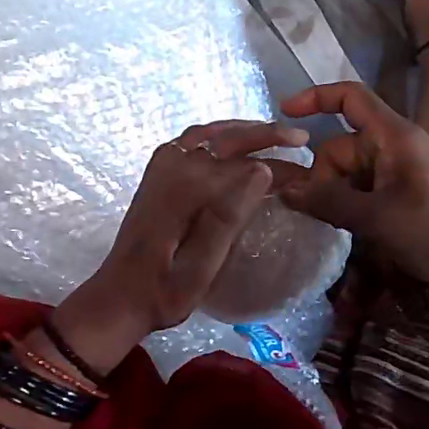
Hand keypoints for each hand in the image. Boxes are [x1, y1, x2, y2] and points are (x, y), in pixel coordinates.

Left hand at [51, 120, 306, 372]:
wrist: (119, 297)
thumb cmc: (165, 291)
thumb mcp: (203, 266)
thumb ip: (229, 216)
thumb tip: (262, 168)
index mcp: (187, 187)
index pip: (245, 163)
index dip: (281, 165)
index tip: (309, 174)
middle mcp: (172, 167)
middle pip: (226, 138)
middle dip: (266, 134)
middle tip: (301, 138)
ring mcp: (160, 168)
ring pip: (208, 134)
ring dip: (242, 130)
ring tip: (273, 134)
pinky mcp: (155, 176)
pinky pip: (191, 141)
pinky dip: (216, 135)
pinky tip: (231, 144)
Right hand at [273, 83, 428, 284]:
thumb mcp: (379, 217)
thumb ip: (329, 202)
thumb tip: (284, 191)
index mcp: (394, 137)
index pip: (351, 99)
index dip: (316, 97)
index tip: (284, 113)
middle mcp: (392, 148)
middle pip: (339, 148)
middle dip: (324, 178)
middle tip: (327, 214)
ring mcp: (395, 172)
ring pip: (346, 174)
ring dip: (335, 196)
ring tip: (342, 226)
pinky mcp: (397, 194)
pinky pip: (360, 190)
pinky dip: (348, 205)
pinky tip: (348, 227)